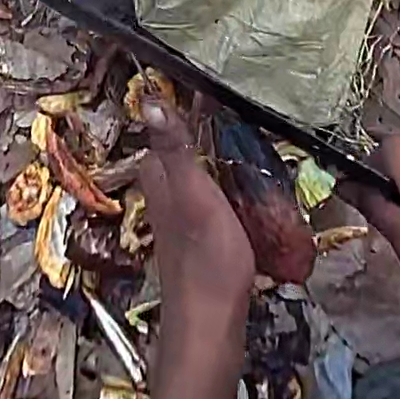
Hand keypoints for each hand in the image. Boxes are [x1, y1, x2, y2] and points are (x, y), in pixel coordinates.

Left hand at [138, 99, 251, 398]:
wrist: (212, 328)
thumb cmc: (206, 258)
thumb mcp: (193, 194)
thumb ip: (175, 149)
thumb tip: (151, 100)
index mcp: (158, 174)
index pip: (164, 121)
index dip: (182, 95)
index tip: (209, 70)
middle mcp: (164, 186)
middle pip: (181, 139)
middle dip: (204, 115)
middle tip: (238, 90)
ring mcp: (182, 207)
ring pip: (197, 160)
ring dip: (216, 141)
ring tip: (249, 118)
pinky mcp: (201, 225)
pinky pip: (212, 182)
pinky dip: (226, 168)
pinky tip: (248, 167)